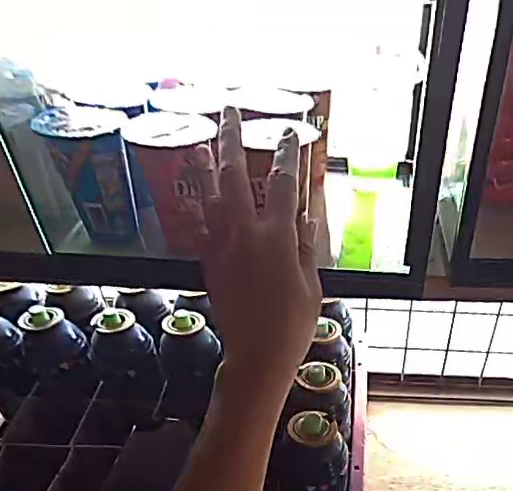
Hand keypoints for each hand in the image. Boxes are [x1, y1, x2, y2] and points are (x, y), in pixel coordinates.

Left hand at [198, 106, 321, 388]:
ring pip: (210, 198)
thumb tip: (303, 219)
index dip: (287, 154)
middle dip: (231, 138)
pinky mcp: (210, 267)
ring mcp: (223, 251)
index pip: (284, 184)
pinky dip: (202, 209)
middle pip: (235, 176)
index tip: (287, 132)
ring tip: (202, 144)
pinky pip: (202, 229)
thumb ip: (305, 249)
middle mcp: (245, 237)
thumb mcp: (311, 286)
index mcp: (277, 239)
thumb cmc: (291, 327)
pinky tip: (201, 198)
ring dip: (207, 167)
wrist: (256, 358)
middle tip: (227, 111)